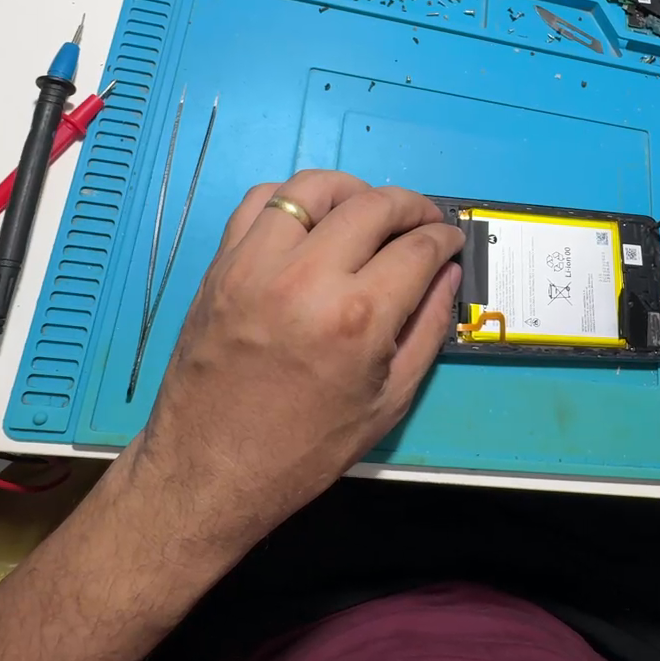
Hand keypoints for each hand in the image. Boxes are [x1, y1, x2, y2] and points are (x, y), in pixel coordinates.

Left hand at [126, 171, 463, 544]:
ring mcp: (256, 264)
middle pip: (373, 205)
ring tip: (368, 211)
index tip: (451, 239)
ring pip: (313, 187)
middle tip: (423, 220)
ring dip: (354, 191)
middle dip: (412, 205)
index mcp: (357, 318)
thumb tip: (448, 272)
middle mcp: (307, 277)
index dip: (444, 238)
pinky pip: (258, 201)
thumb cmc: (307, 449)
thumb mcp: (389, 401)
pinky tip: (311, 221)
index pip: (417, 249)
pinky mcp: (222, 265)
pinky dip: (293, 198)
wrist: (208, 473)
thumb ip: (428, 328)